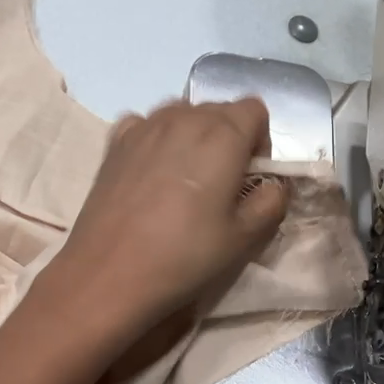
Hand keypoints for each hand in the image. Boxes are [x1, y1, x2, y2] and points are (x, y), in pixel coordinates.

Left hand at [39, 98, 289, 351]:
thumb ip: (271, 203)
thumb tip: (273, 185)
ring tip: (185, 181)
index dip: (260, 142)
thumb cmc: (185, 257)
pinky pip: (146, 126)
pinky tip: (152, 175)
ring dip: (193, 138)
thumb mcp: (243, 239)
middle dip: (229, 139)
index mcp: (223, 134)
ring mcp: (145, 125)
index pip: (256, 110)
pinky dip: (157, 141)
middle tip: (221, 187)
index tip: (251, 178)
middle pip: (218, 110)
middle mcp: (184, 116)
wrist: (110, 274)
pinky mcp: (115, 142)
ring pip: (182, 114)